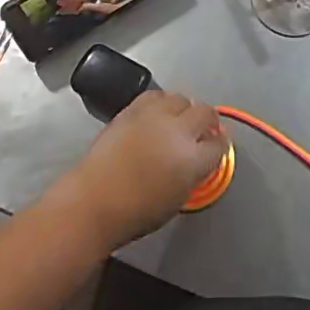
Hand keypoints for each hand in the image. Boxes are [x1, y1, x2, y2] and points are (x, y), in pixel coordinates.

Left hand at [45, 91, 225, 248]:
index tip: (216, 147)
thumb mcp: (175, 201)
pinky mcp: (132, 110)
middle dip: (208, 121)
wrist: (90, 204)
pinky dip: (160, 102)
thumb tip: (197, 163)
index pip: (218, 145)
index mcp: (192, 159)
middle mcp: (178, 131)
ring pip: (181, 98)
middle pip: (205, 113)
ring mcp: (154, 117)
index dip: (219, 146)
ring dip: (184, 109)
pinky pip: (155, 95)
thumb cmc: (132, 214)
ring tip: (179, 119)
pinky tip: (156, 113)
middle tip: (204, 130)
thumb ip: (192, 175)